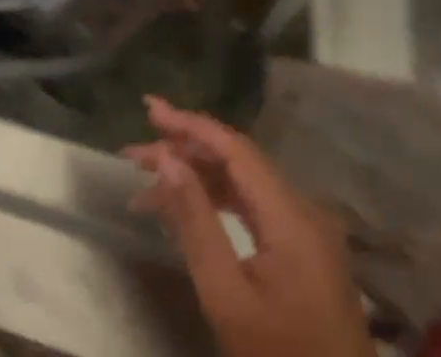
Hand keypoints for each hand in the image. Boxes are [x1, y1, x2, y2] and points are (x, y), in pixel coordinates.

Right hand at [124, 97, 372, 356]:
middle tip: (132, 154)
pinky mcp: (304, 248)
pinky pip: (254, 205)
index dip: (190, 124)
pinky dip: (215, 198)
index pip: (236, 150)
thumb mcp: (225, 293)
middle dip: (184, 149)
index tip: (147, 108)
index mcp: (293, 218)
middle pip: (239, 162)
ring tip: (145, 179)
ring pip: (244, 182)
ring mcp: (308, 230)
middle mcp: (306, 212)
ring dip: (195, 174)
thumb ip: (195, 221)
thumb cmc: (277, 351)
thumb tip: (167, 158)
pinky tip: (182, 204)